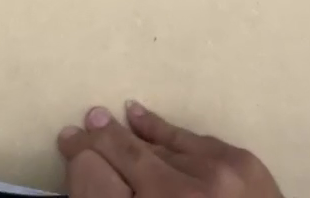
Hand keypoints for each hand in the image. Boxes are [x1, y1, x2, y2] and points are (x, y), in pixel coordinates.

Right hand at [57, 101, 283, 197]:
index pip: (104, 175)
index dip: (82, 157)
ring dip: (131, 136)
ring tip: (106, 122)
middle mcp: (180, 194)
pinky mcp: (242, 165)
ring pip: (158, 144)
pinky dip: (164, 131)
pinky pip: (189, 139)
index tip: (67, 141)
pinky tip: (142, 119)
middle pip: (126, 153)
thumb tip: (93, 179)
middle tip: (76, 131)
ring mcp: (214, 178)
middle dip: (99, 142)